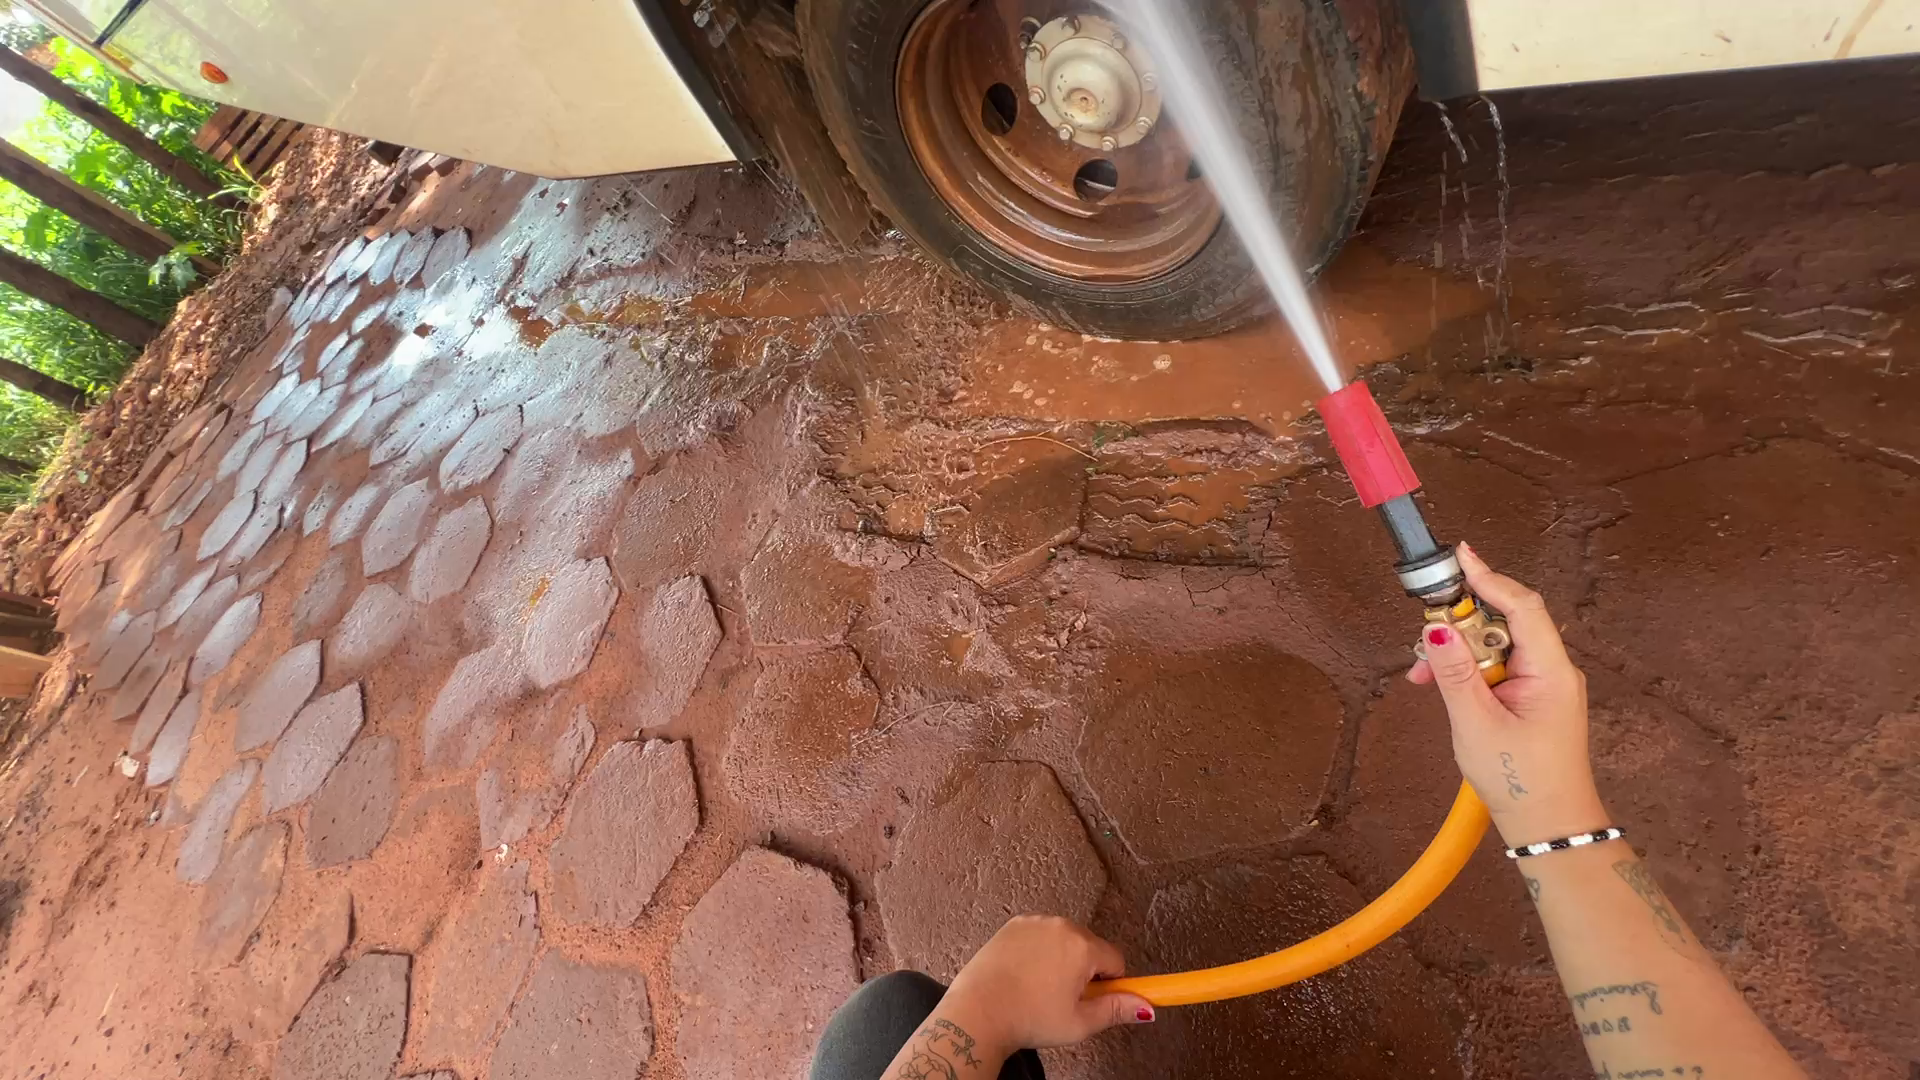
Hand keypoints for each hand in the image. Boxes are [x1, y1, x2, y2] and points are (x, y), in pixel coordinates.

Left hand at [938, 916, 1153, 1058]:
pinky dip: (1038, 950)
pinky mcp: (1015, 922)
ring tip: (1041, 988)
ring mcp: (1036, 920)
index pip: (1116, 959)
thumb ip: (1117, 1010)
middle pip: (1089, 946)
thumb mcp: (1080, 1022)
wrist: (981, 1009)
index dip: (1110, 983)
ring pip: (1063, 939)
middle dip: (1085, 970)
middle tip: (1064, 998)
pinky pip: (1039, 934)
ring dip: (1061, 958)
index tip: (1096, 998)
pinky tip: (1025, 974)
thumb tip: (1147, 1007)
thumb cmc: (1030, 1017)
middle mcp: (1061, 924)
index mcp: (1082, 946)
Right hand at [1406, 544, 1606, 847]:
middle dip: (1459, 620)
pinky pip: (1490, 663)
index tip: (1460, 556)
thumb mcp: (1475, 722)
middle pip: (1503, 620)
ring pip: (1491, 642)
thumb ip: (1454, 671)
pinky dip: (1461, 666)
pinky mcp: (1526, 694)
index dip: (1490, 578)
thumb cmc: (1518, 777)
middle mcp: (1550, 669)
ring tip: (1423, 671)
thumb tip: (1435, 629)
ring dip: (1454, 648)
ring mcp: (1539, 681)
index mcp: (1550, 671)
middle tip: (1424, 630)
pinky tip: (1435, 680)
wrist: (1547, 825)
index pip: (1522, 607)